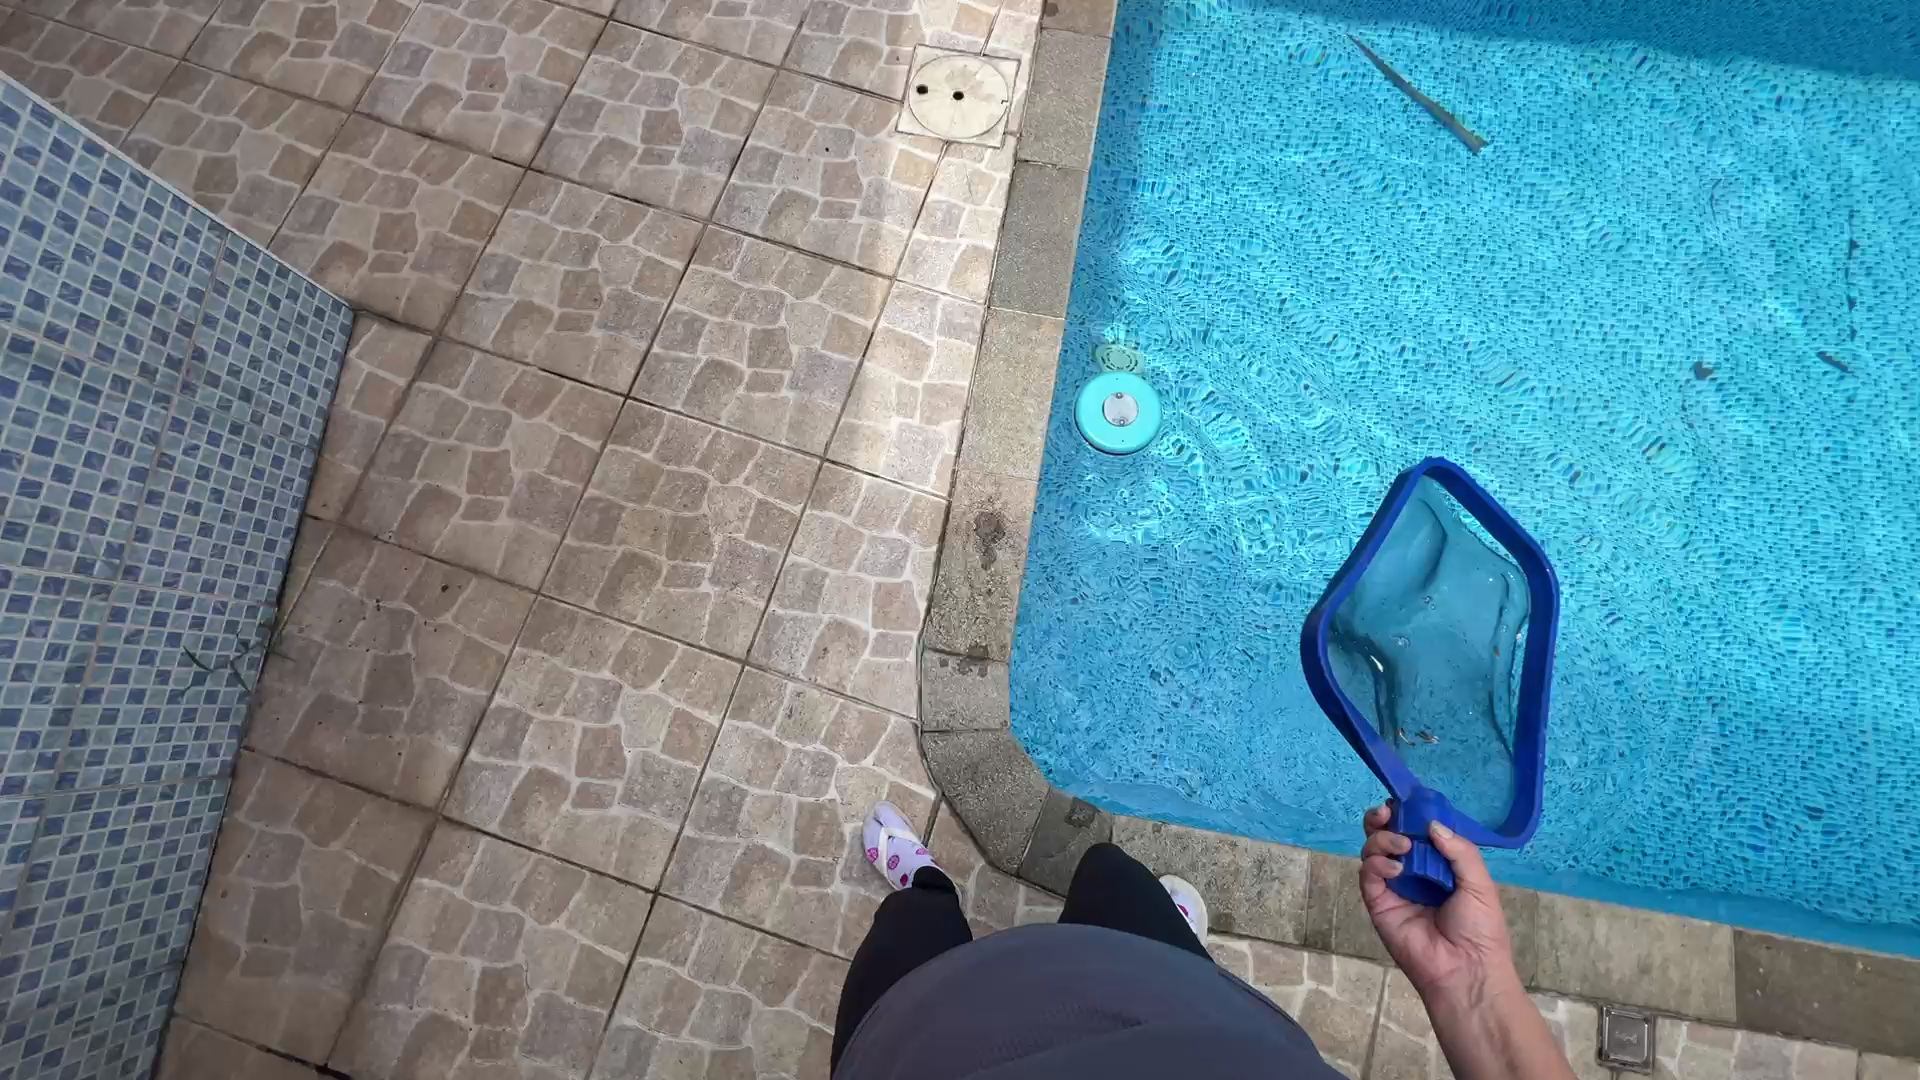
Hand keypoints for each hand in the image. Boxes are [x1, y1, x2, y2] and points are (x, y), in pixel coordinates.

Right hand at [1358, 803, 1518, 1001]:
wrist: (1467, 971)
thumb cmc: (1480, 930)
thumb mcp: (1480, 886)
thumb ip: (1460, 852)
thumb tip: (1432, 823)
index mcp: (1434, 865)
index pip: (1413, 831)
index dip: (1406, 815)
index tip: (1405, 803)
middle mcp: (1408, 870)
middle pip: (1384, 834)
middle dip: (1382, 819)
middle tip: (1387, 813)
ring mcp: (1390, 885)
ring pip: (1372, 848)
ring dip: (1382, 839)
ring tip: (1402, 847)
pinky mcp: (1376, 900)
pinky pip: (1367, 873)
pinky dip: (1376, 864)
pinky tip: (1394, 869)